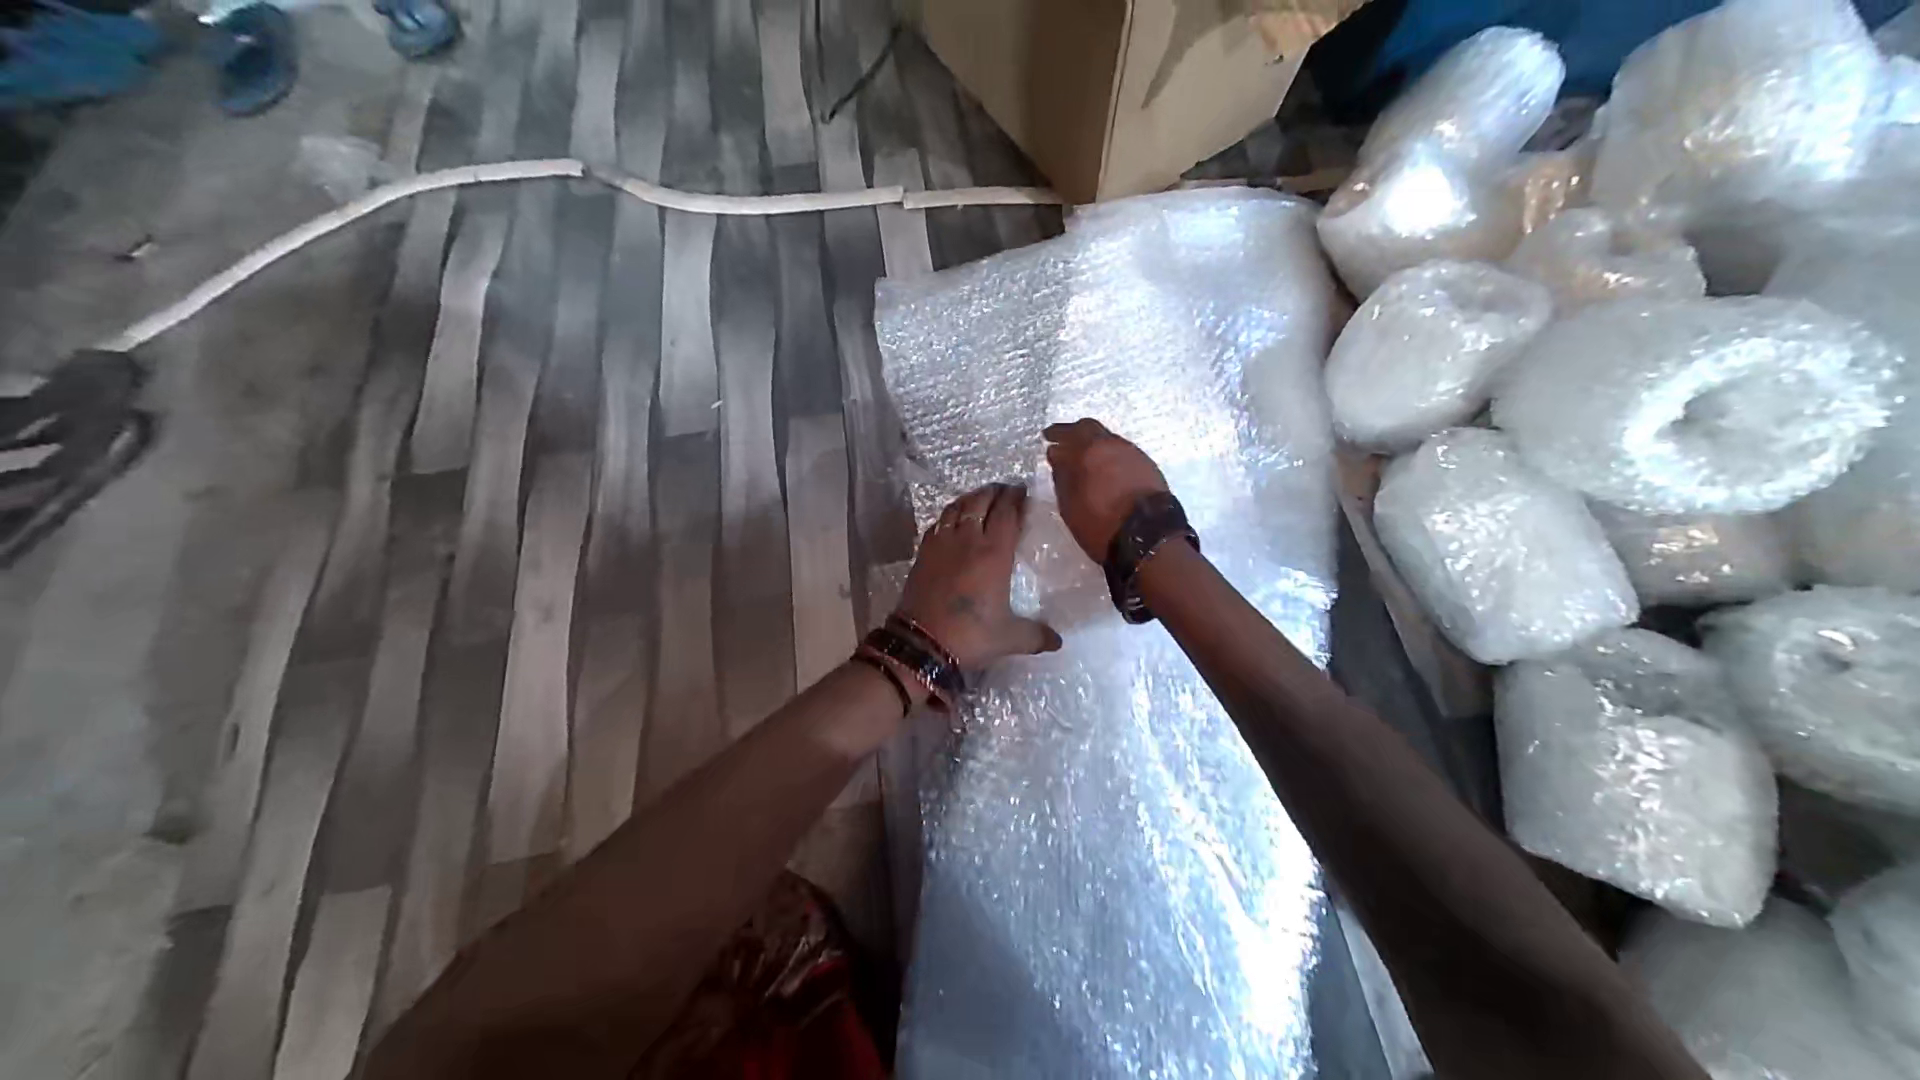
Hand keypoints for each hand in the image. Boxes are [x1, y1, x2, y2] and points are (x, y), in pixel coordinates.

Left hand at [897, 483, 1061, 668]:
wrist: (922, 642)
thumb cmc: (970, 635)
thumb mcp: (1010, 638)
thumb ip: (1036, 636)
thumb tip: (1058, 642)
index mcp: (994, 553)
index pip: (1007, 512)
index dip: (1015, 498)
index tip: (1023, 490)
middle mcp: (968, 540)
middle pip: (981, 502)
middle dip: (994, 492)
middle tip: (1005, 490)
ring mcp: (942, 544)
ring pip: (957, 508)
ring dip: (971, 498)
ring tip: (980, 497)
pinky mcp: (924, 552)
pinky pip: (938, 523)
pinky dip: (949, 514)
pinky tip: (952, 519)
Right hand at [1043, 418, 1169, 562]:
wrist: (1148, 538)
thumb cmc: (1101, 523)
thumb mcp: (1070, 504)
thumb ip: (1062, 475)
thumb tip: (1057, 454)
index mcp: (1089, 450)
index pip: (1067, 432)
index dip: (1056, 434)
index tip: (1047, 437)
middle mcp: (1112, 445)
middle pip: (1091, 428)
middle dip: (1076, 432)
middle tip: (1065, 440)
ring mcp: (1133, 453)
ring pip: (1109, 439)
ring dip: (1095, 444)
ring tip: (1085, 457)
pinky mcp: (1148, 466)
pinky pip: (1123, 452)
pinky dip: (1110, 455)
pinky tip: (1106, 468)